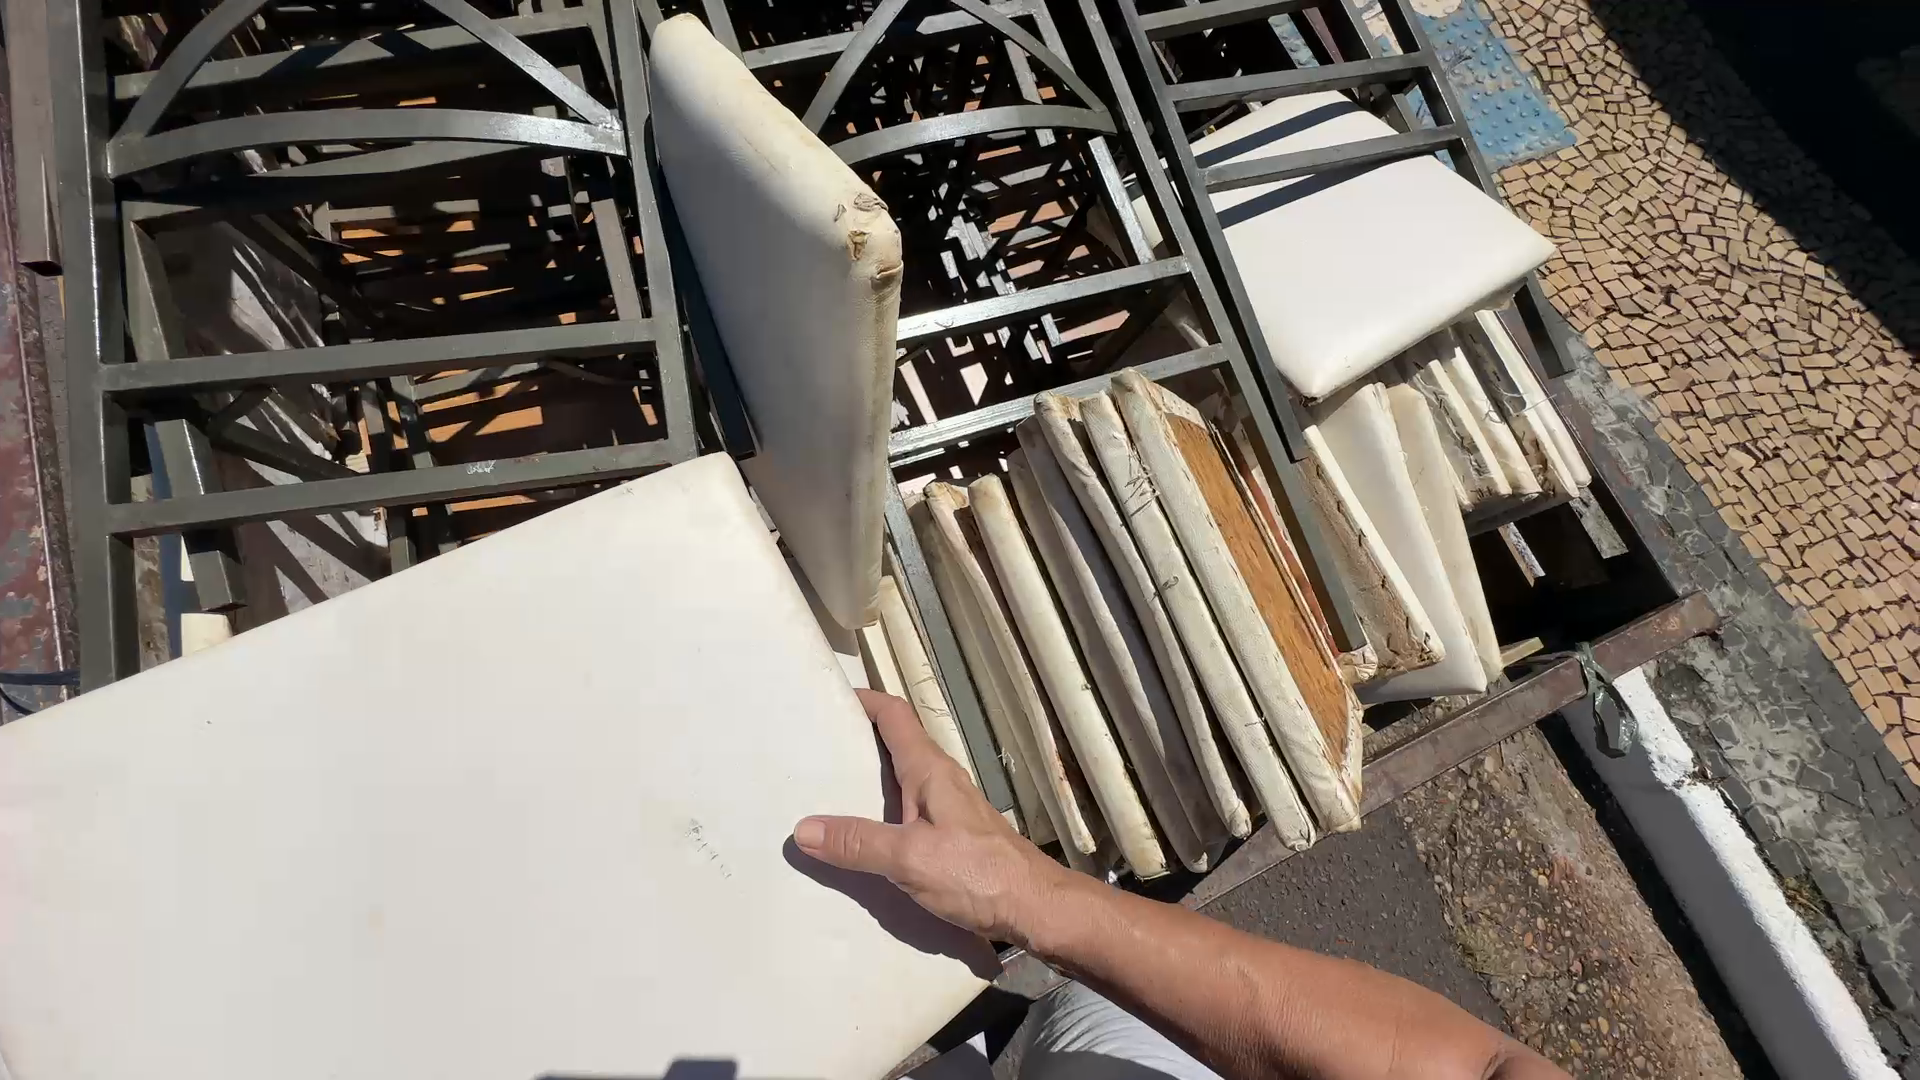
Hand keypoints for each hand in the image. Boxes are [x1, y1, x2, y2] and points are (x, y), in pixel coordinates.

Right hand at [794, 689, 1068, 943]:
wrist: (1033, 906)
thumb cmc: (976, 872)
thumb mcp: (910, 858)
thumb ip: (859, 843)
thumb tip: (804, 828)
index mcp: (929, 768)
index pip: (894, 715)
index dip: (864, 699)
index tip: (829, 698)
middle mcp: (938, 778)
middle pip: (894, 743)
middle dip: (856, 740)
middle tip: (811, 748)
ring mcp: (946, 806)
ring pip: (900, 777)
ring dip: (866, 777)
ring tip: (823, 790)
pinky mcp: (950, 833)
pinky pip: (906, 808)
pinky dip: (880, 810)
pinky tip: (861, 836)